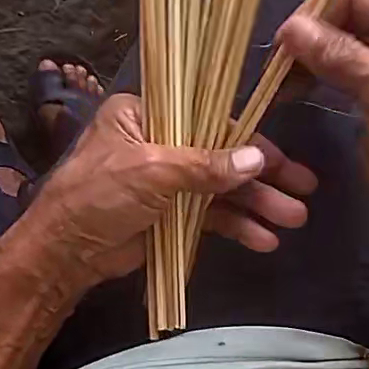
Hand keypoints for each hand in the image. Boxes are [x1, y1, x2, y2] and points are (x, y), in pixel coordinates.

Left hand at [19, 93, 316, 287]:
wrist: (64, 254)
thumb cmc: (98, 196)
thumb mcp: (152, 171)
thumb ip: (206, 166)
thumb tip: (257, 160)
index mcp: (148, 115)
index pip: (210, 120)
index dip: (250, 140)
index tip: (282, 159)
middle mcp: (163, 142)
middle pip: (225, 156)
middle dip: (264, 178)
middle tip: (303, 193)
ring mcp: (170, 181)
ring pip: (223, 189)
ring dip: (257, 205)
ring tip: (293, 220)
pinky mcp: (173, 214)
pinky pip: (213, 215)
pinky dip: (238, 226)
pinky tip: (264, 240)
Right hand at [275, 0, 368, 205]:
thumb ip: (339, 55)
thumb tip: (289, 27)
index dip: (319, 15)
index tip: (282, 43)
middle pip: (352, 17)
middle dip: (313, 40)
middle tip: (275, 68)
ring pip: (345, 44)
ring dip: (312, 60)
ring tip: (280, 83)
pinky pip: (347, 69)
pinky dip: (322, 76)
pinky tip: (295, 88)